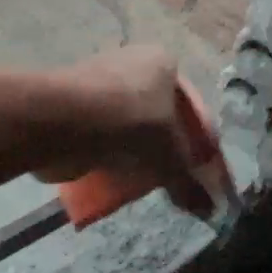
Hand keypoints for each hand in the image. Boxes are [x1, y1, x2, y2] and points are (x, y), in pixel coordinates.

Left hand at [36, 45, 216, 216]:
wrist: (62, 118)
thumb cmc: (129, 122)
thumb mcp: (169, 156)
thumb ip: (189, 183)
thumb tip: (209, 210)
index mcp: (162, 61)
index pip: (190, 103)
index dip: (197, 138)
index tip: (197, 169)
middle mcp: (132, 62)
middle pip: (157, 113)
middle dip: (163, 146)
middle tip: (170, 178)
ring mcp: (100, 81)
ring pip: (128, 124)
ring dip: (134, 151)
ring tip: (141, 182)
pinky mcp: (76, 103)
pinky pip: (102, 133)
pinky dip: (108, 153)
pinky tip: (113, 178)